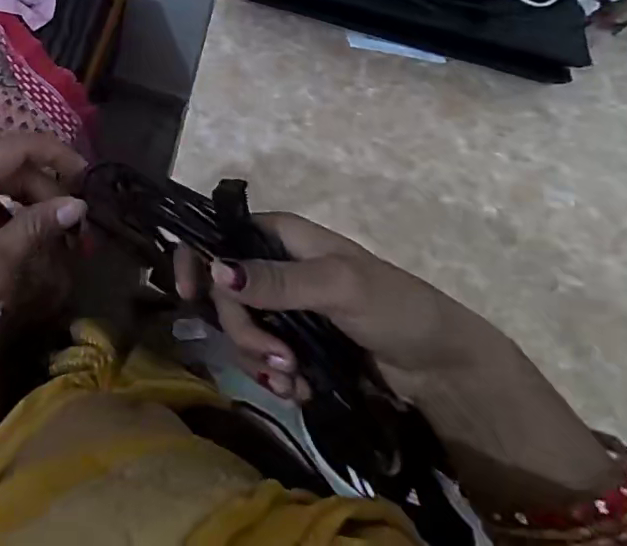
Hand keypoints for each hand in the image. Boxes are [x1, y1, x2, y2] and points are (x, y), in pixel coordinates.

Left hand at [0, 132, 86, 408]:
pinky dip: (6, 212)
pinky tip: (22, 238)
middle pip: (8, 166)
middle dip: (45, 186)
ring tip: (54, 230)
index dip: (55, 153)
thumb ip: (38, 224)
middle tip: (75, 220)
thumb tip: (77, 204)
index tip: (86, 176)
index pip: (17, 146)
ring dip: (28, 200)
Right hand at [176, 211, 618, 506]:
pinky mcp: (292, 342)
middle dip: (242, 329)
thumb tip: (217, 270)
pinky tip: (296, 391)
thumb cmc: (394, 307)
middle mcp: (272, 267)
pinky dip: (270, 376)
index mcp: (280, 236)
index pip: (220, 235)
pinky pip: (258, 357)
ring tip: (292, 380)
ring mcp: (281, 307)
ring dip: (257, 358)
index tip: (186, 293)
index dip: (196, 259)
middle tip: (276, 358)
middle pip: (223, 291)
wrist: (441, 368)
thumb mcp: (338, 286)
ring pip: (237, 328)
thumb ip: (277, 280)